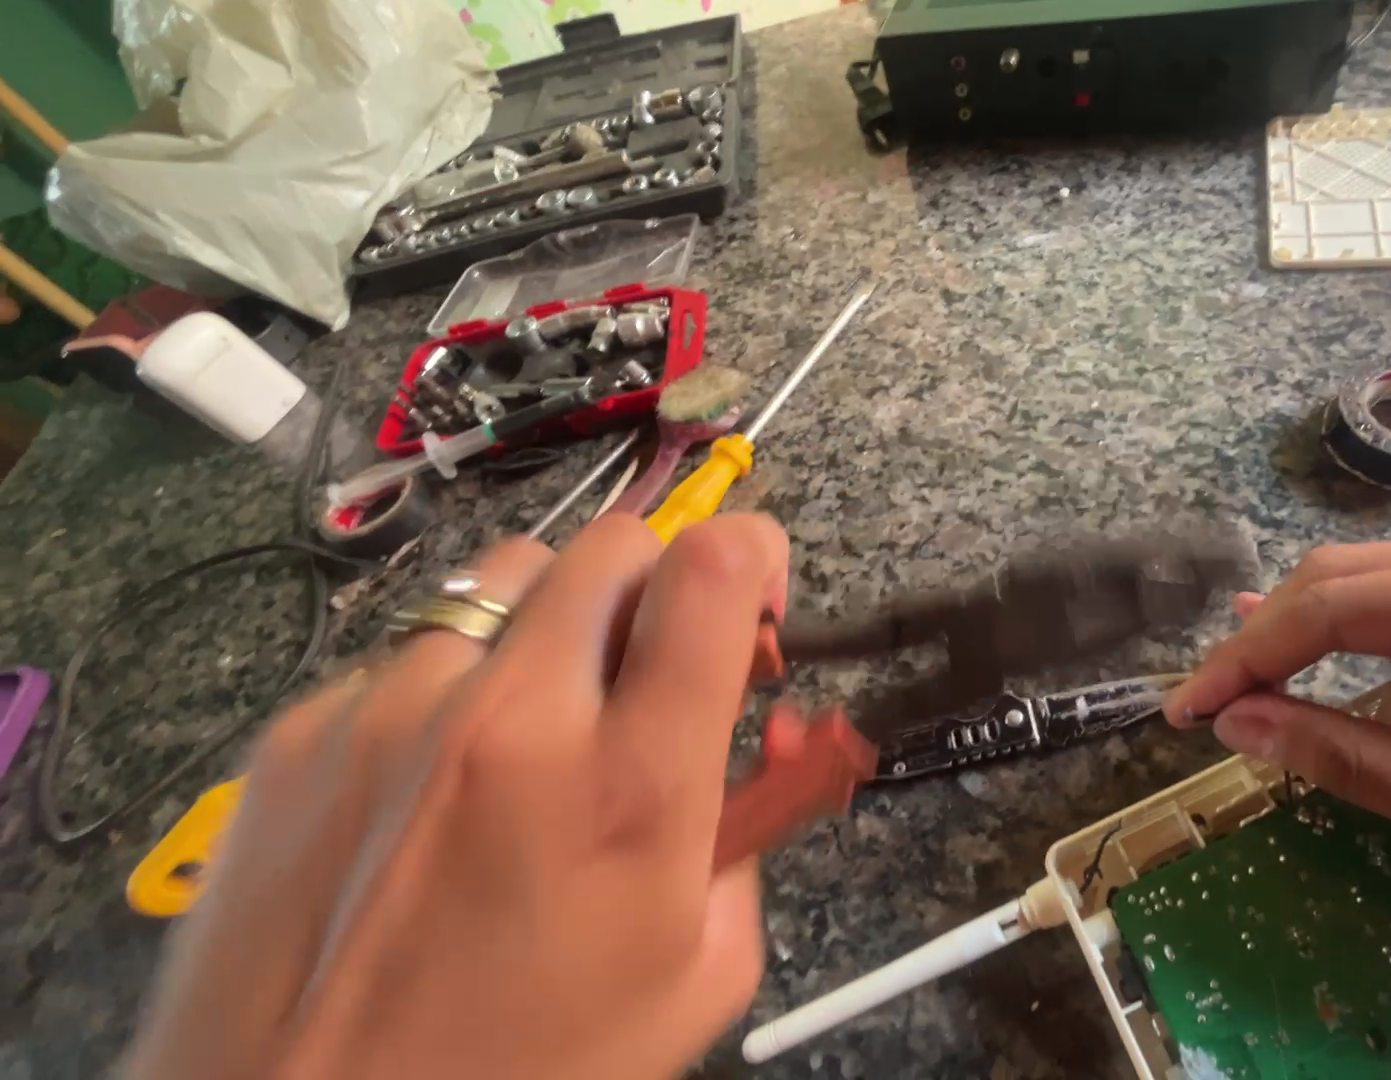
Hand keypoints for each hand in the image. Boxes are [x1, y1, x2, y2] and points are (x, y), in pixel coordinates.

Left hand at [122, 514, 789, 1079]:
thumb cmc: (541, 1069)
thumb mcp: (708, 962)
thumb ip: (750, 825)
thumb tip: (746, 738)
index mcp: (633, 781)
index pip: (712, 572)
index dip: (754, 551)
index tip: (756, 599)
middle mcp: (513, 718)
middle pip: (617, 545)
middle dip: (664, 586)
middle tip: (657, 666)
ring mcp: (392, 710)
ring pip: (516, 577)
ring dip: (563, 622)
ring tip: (546, 716)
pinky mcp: (302, 728)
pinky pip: (420, 653)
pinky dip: (463, 687)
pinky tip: (437, 784)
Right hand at [1164, 543, 1390, 1049]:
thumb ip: (1352, 760)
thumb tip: (1235, 725)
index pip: (1343, 606)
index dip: (1252, 656)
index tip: (1188, 710)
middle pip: (1349, 580)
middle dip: (1265, 639)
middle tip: (1205, 706)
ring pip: (1371, 591)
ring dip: (1295, 636)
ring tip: (1232, 683)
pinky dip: (1340, 644)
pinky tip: (1293, 653)